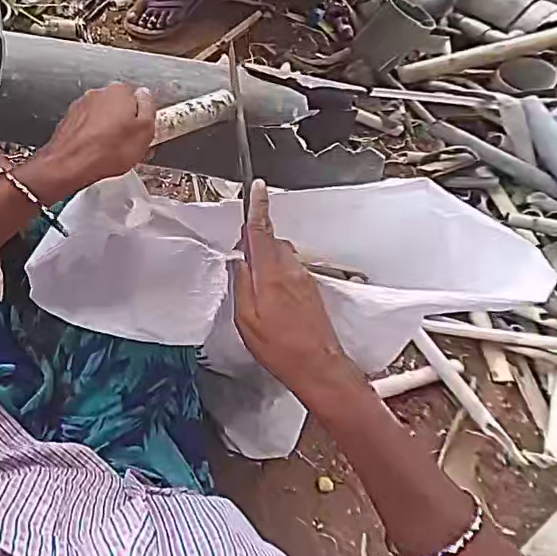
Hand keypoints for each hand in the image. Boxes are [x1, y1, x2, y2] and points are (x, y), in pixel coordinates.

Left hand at [19, 83, 157, 198]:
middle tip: (131, 146)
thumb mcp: (145, 131)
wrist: (69, 165)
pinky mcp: (70, 121)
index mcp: (119, 91)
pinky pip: (89, 128)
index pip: (139, 99)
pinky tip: (97, 154)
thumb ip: (149, 108)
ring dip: (109, 132)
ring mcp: (81, 107)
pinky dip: (94, 138)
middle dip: (125, 125)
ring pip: (103, 118)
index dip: (143, 118)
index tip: (144, 133)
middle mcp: (98, 94)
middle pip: (120, 107)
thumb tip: (146, 98)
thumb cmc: (106, 151)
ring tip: (112, 153)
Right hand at [233, 180, 357, 400]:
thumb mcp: (246, 319)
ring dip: (265, 260)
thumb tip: (237, 259)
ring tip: (256, 290)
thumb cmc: (282, 349)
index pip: (262, 230)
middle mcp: (291, 271)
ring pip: (280, 254)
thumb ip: (240, 283)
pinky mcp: (311, 288)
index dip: (257, 206)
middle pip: (270, 240)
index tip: (256, 188)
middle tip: (240, 265)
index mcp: (272, 275)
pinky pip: (289, 268)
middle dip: (253, 244)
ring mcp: (304, 278)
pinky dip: (276, 273)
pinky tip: (271, 299)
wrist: (318, 367)